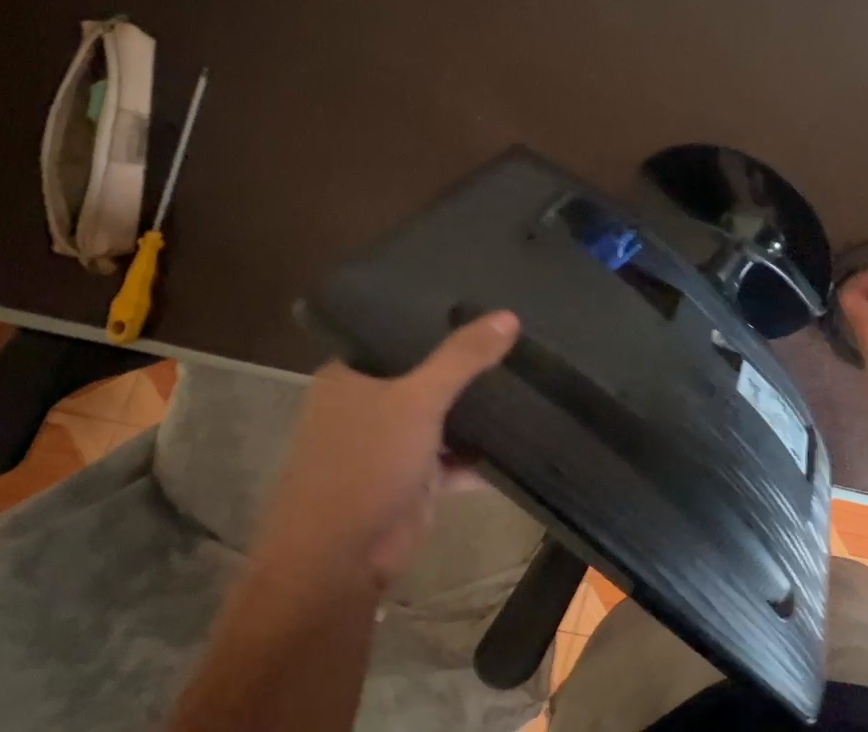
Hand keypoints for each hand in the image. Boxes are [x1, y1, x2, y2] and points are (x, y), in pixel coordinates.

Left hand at [250, 311, 519, 590]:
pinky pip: (455, 457)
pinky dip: (481, 452)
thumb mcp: (417, 400)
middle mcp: (365, 407)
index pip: (397, 335)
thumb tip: (509, 315)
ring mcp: (389, 446)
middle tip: (521, 339)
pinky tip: (523, 436)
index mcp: (349, 379)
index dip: (439, 322)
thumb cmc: (364, 466)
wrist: (336, 562)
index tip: (488, 306)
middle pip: (426, 376)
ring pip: (443, 417)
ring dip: (478, 411)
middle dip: (468, 366)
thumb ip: (463, 358)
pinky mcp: (412, 481)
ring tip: (531, 379)